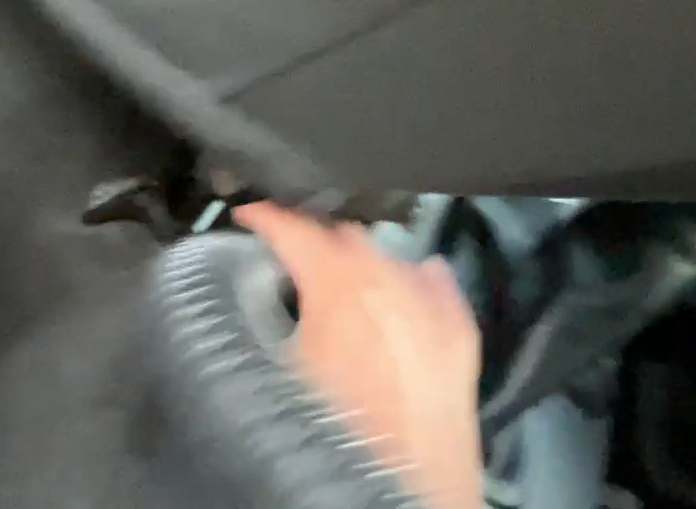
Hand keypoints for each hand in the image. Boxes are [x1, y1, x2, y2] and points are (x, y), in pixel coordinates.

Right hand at [234, 202, 485, 508]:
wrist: (402, 488)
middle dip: (308, 230)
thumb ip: (259, 313)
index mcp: (337, 289)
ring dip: (355, 252)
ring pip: (387, 255)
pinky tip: (415, 269)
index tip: (249, 213)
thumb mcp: (276, 365)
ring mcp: (424, 313)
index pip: (293, 229)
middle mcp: (386, 290)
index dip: (263, 215)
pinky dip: (420, 276)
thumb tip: (239, 290)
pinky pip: (439, 289)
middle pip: (341, 233)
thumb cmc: (341, 433)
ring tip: (331, 259)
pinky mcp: (455, 344)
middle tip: (282, 237)